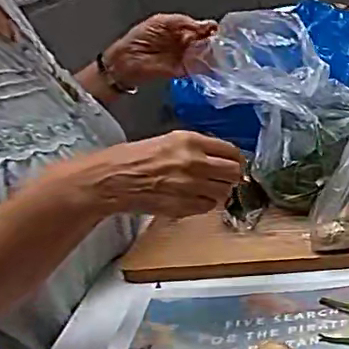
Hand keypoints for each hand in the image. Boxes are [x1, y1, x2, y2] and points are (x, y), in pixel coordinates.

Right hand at [85, 131, 244, 217]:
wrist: (112, 179)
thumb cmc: (135, 158)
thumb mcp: (168, 141)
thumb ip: (197, 148)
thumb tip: (221, 159)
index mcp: (190, 141)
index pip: (231, 151)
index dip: (236, 160)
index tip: (234, 164)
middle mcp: (194, 162)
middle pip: (234, 173)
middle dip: (231, 177)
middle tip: (223, 179)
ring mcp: (190, 185)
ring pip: (224, 192)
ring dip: (218, 192)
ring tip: (203, 189)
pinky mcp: (184, 205)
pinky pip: (208, 207)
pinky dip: (204, 204)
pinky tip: (191, 199)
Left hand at [102, 13, 216, 87]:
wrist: (127, 60)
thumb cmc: (139, 38)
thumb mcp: (161, 22)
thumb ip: (182, 21)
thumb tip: (204, 25)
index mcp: (179, 29)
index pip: (200, 28)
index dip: (209, 28)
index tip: (216, 29)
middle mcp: (184, 43)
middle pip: (205, 42)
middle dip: (212, 41)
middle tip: (218, 41)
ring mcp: (185, 57)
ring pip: (204, 55)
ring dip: (211, 54)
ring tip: (215, 51)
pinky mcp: (184, 71)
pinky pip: (198, 68)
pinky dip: (205, 66)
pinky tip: (208, 61)